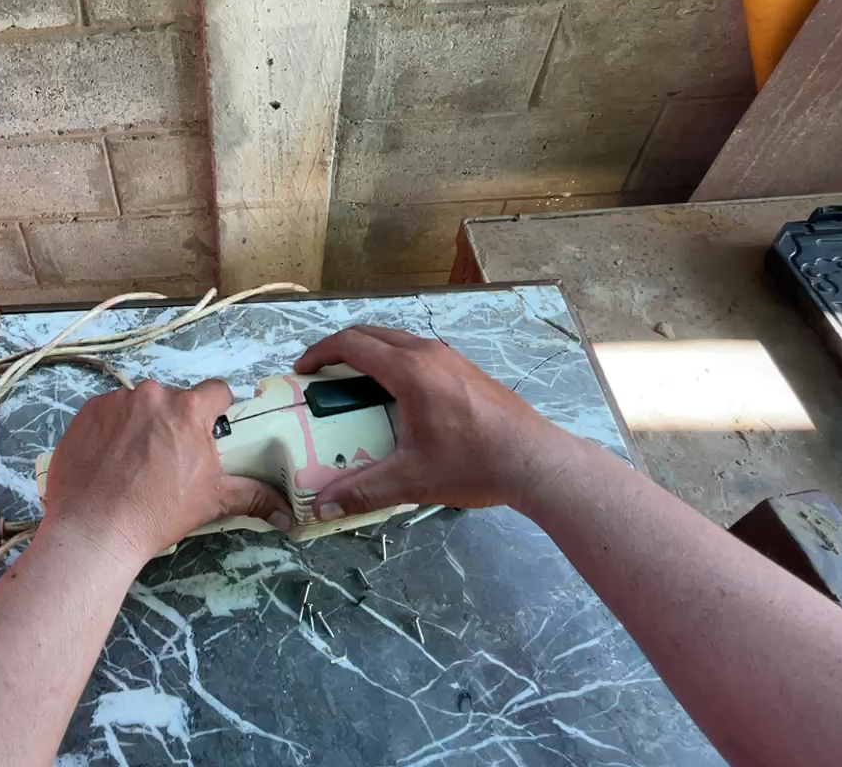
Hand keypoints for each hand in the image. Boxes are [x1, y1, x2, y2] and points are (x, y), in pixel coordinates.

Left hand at [41, 379, 291, 565]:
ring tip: (134, 462)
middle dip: (176, 421)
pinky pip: (108, 412)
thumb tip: (288, 514)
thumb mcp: (212, 501)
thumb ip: (253, 496)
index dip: (218, 411)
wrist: (93, 528)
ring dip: (142, 423)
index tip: (211, 432)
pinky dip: (111, 429)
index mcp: (188, 409)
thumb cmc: (157, 513)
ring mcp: (116, 400)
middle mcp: (152, 394)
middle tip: (170, 457)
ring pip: (140, 404)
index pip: (217, 391)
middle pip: (175, 400)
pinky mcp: (87, 411)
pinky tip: (108, 459)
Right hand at [295, 326, 585, 517]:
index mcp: (408, 370)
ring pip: (395, 338)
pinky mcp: (465, 366)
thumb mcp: (413, 480)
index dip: (319, 353)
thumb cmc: (473, 464)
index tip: (302, 371)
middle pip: (370, 333)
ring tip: (354, 382)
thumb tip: (322, 508)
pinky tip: (397, 393)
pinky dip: (392, 358)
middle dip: (339, 348)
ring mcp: (449, 356)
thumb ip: (363, 490)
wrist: (538, 462)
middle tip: (322, 375)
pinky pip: (415, 349)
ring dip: (368, 351)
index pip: (351, 344)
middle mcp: (426, 352)